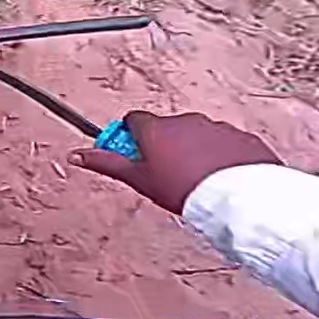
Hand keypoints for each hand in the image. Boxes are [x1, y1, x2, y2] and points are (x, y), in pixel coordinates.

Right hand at [71, 110, 280, 212]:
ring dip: (191, 149)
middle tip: (162, 172)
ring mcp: (216, 127)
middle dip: (161, 144)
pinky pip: (224, 143)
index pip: (133, 120)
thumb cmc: (184, 189)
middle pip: (165, 127)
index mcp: (156, 129)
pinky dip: (218, 155)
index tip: (132, 154)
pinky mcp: (242, 137)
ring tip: (193, 178)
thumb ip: (106, 163)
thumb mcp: (138, 179)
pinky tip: (217, 176)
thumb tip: (75, 155)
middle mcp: (186, 121)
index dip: (129, 137)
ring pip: (195, 134)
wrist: (238, 199)